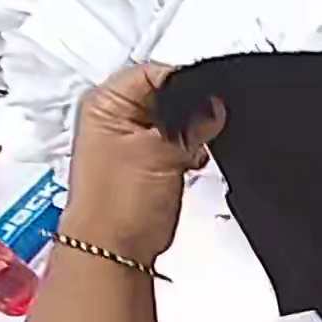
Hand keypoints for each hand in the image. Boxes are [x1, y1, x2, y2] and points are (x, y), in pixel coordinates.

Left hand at [62, 64, 225, 263]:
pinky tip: (194, 163)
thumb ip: (189, 125)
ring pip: (175, 124)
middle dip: (192, 112)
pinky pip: (177, 147)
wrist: (117, 248)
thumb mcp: (159, 152)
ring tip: (194, 151)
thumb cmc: (118, 204)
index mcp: (106, 103)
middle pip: (167, 98)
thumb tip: (214, 107)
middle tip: (205, 129)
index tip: (214, 101)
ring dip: (192, 136)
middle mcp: (116, 119)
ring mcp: (133, 144)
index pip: (155, 73)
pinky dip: (190, 153)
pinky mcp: (149, 166)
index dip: (188, 85)